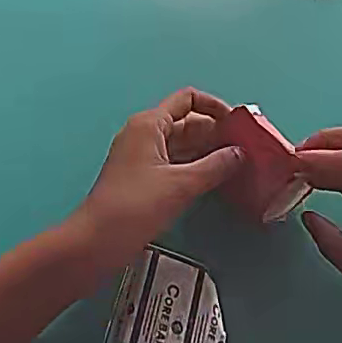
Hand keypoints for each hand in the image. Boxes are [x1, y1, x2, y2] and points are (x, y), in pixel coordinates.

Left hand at [70, 89, 243, 266]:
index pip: (187, 100)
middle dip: (215, 132)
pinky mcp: (143, 177)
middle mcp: (144, 133)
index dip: (215, 107)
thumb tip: (239, 153)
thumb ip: (215, 166)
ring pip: (182, 143)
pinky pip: (175, 162)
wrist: (96, 242)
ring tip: (238, 164)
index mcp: (149, 124)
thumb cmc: (134, 207)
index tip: (237, 125)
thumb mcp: (180, 185)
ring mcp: (142, 155)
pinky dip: (196, 166)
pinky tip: (216, 179)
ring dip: (208, 151)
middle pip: (187, 121)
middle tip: (245, 148)